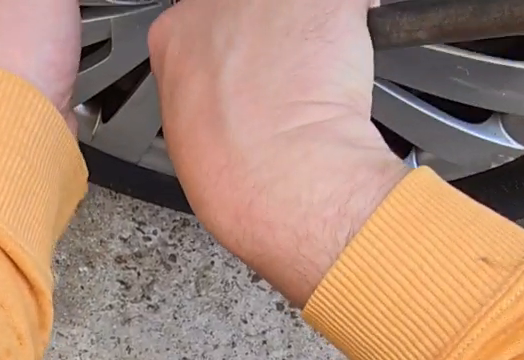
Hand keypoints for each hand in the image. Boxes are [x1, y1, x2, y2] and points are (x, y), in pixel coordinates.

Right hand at [149, 0, 408, 304]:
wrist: (286, 179)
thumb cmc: (237, 178)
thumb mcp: (187, 145)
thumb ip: (200, 101)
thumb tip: (221, 105)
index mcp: (175, 39)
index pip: (198, 31)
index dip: (225, 61)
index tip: (238, 84)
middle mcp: (219, 7)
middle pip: (246, 13)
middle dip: (266, 43)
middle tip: (279, 88)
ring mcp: (272, 0)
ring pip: (293, 10)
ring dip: (304, 41)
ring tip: (308, 88)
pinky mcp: (327, 2)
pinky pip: (343, 10)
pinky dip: (348, 34)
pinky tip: (338, 75)